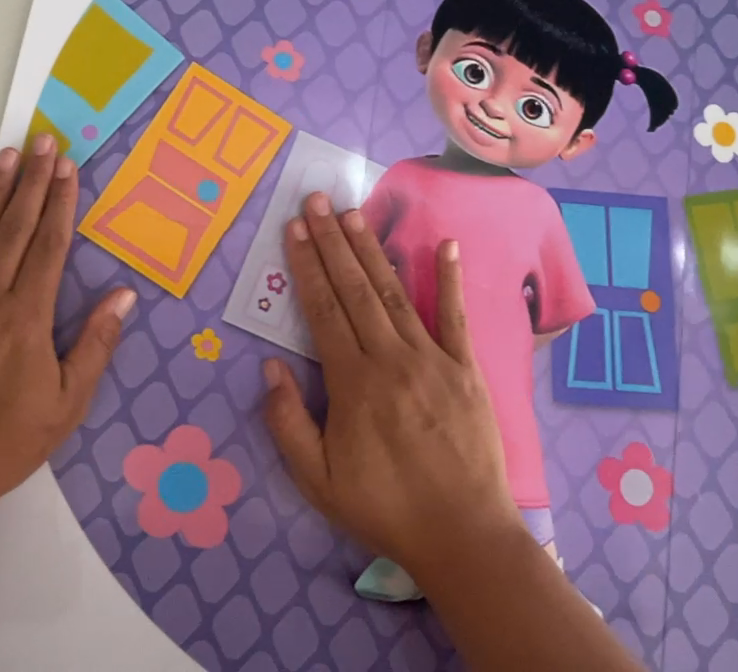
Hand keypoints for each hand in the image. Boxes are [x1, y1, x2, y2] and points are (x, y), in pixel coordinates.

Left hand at [0, 136, 135, 525]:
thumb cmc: (4, 444)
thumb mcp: (66, 405)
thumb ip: (94, 345)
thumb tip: (124, 295)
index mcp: (27, 318)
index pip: (49, 246)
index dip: (61, 203)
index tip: (68, 167)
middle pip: (14, 228)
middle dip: (32, 182)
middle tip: (43, 141)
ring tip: (7, 155)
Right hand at [261, 192, 519, 577]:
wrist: (464, 536)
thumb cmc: (384, 508)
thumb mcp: (318, 479)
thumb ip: (288, 422)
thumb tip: (270, 366)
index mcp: (352, 383)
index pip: (322, 309)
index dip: (306, 265)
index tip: (293, 229)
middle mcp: (391, 358)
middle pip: (354, 289)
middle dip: (332, 241)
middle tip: (317, 201)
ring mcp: (433, 359)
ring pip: (394, 293)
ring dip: (372, 250)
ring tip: (354, 213)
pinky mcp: (466, 369)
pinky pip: (456, 316)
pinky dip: (450, 279)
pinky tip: (446, 244)